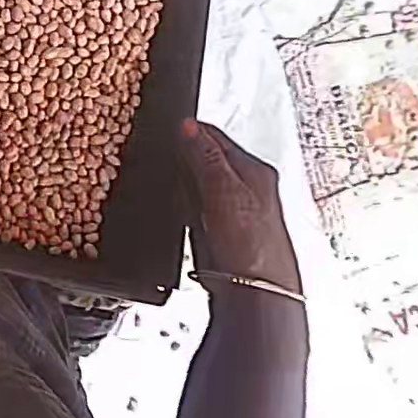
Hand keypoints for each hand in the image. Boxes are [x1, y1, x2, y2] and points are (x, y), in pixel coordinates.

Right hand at [180, 118, 300, 295]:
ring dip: (184, 176)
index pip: (215, 136)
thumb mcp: (223, 191)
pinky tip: (177, 203)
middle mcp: (246, 186)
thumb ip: (205, 157)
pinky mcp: (219, 228)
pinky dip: (184, 200)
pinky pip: (196, 204)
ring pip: (201, 181)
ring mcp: (232, 208)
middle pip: (208, 157)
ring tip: (166, 169)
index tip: (166, 126)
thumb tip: (188, 127)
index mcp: (254, 170)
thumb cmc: (251, 244)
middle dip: (185, 152)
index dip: (190, 130)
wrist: (255, 291)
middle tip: (162, 145)